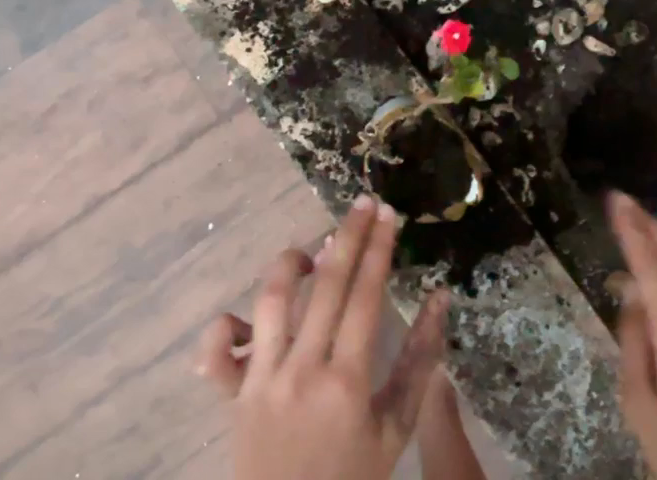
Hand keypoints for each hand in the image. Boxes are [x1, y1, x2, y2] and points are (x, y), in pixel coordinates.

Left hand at [195, 195, 450, 479]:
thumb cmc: (353, 475)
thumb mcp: (396, 428)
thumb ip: (420, 364)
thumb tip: (439, 299)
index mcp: (347, 380)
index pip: (366, 295)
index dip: (379, 249)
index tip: (388, 214)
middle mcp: (301, 369)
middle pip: (326, 285)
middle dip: (348, 236)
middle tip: (363, 204)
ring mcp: (261, 379)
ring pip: (271, 299)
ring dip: (292, 263)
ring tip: (314, 248)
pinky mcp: (231, 394)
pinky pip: (217, 348)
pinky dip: (226, 324)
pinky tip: (248, 318)